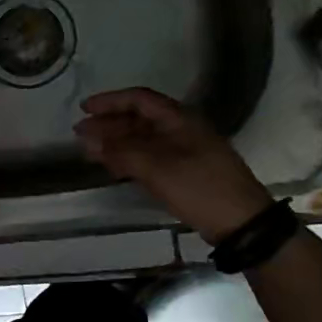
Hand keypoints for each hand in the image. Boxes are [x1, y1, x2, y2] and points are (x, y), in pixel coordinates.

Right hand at [74, 88, 272, 243]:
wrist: (241, 222)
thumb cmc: (199, 187)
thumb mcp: (156, 167)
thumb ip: (120, 152)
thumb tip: (89, 141)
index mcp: (179, 120)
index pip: (139, 99)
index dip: (110, 101)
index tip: (84, 109)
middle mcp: (181, 129)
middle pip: (138, 119)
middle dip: (108, 124)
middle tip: (80, 133)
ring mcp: (184, 151)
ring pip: (142, 139)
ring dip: (115, 143)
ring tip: (90, 152)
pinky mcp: (184, 171)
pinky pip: (149, 156)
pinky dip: (128, 158)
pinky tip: (113, 167)